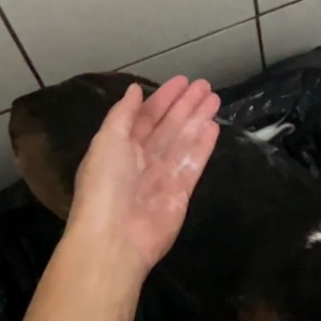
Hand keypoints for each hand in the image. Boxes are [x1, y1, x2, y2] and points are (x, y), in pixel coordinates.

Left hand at [67, 76, 220, 278]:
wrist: (114, 239)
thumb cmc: (105, 186)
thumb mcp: (107, 141)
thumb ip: (123, 114)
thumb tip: (134, 89)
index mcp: (121, 146)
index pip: (147, 116)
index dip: (164, 97)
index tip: (183, 80)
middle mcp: (143, 159)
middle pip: (169, 125)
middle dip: (186, 105)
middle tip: (205, 85)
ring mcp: (163, 175)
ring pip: (184, 140)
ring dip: (198, 119)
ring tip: (215, 99)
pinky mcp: (181, 192)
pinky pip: (194, 162)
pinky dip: (203, 145)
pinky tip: (214, 127)